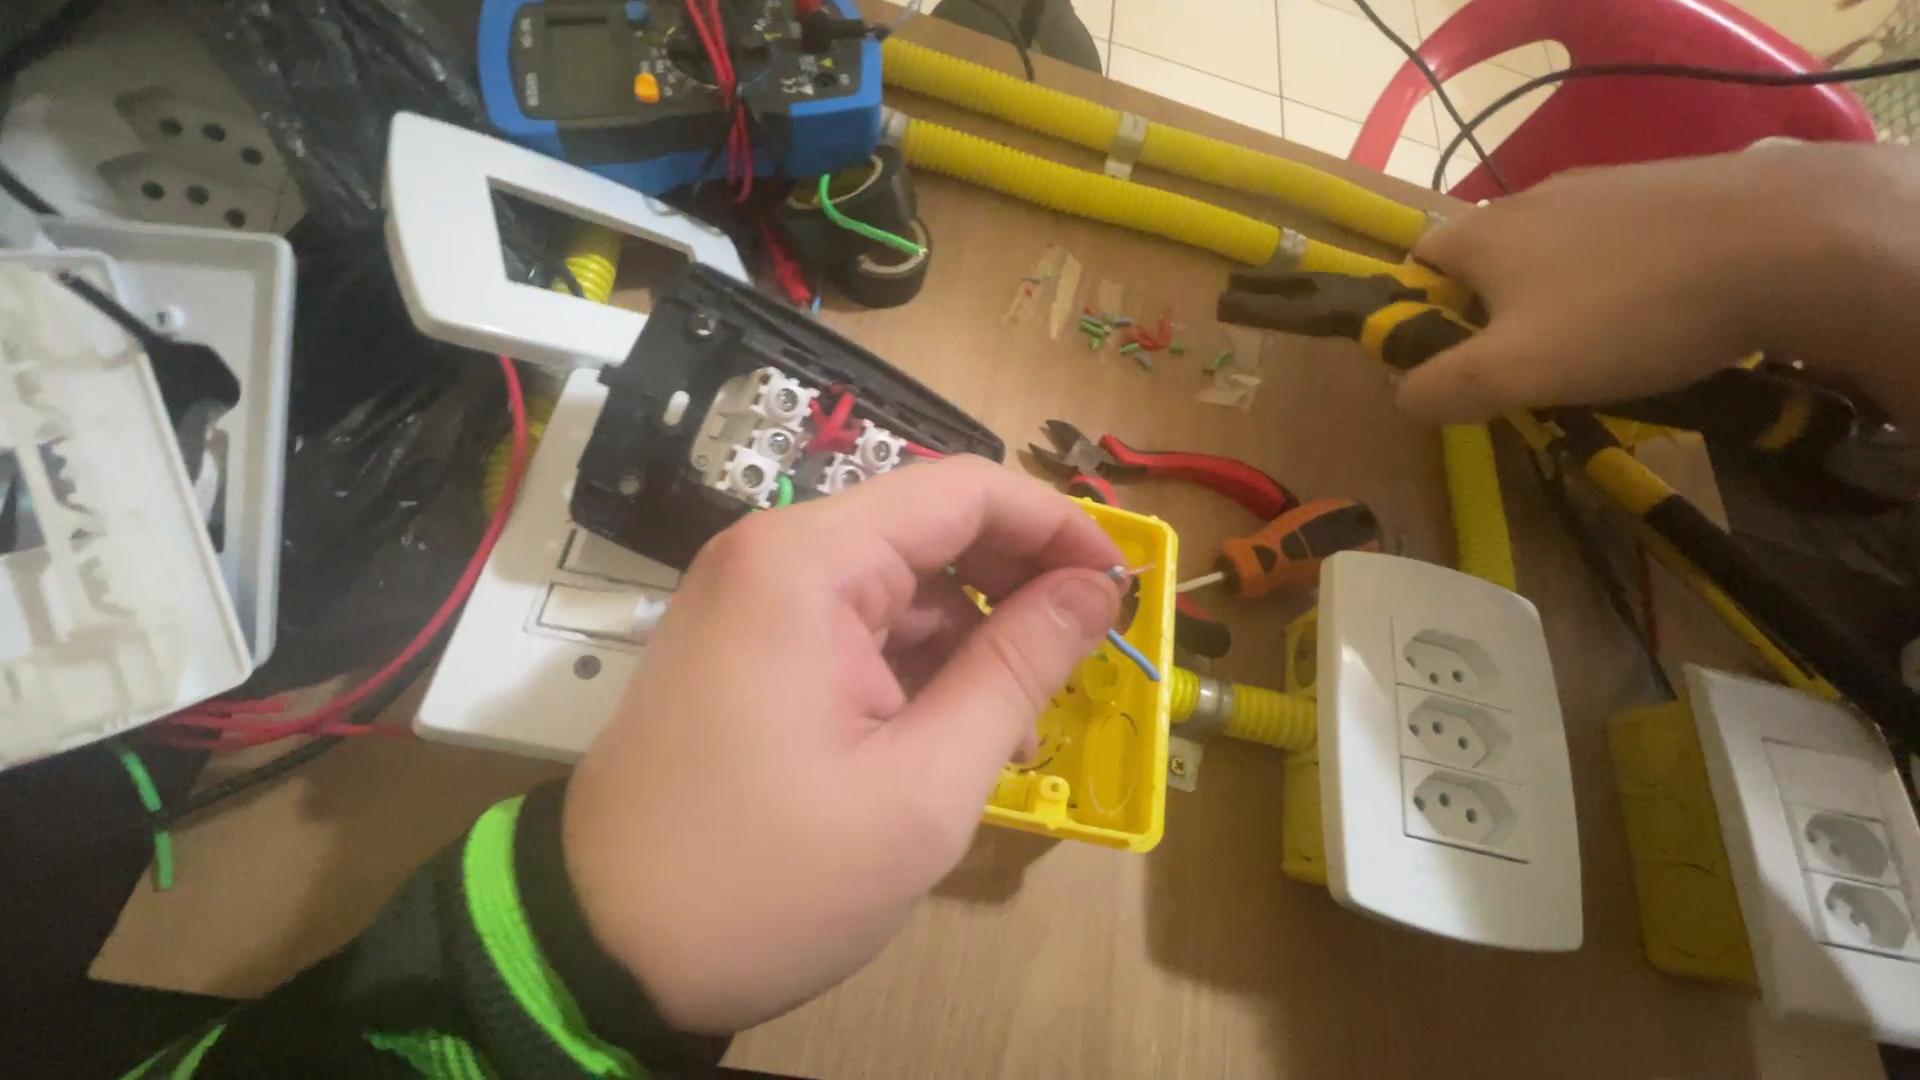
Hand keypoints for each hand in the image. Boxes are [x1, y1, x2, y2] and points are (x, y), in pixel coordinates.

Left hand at [562, 455, 1123, 1033]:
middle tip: (1082, 652)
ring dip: (975, 635)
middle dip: (1019, 582)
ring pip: (905, 582)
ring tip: (1023, 719)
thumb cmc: (768, 879)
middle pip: (932, 528)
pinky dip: (923, 663)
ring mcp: (760, 597)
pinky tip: (958, 728)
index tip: (1119, 582)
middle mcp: (777, 554)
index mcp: (809, 561)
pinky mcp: (756, 641)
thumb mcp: (923, 785)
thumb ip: (1017, 669)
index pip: (963, 489)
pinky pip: (864, 624)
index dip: (1055, 523)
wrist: (604, 952)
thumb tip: (1095, 589)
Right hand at [1395, 144, 1919, 423]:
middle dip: (1488, 312)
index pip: (1415, 263)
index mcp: (1483, 234)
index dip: (1417, 312)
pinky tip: (1655, 309)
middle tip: (1523, 363)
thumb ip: (1435, 389)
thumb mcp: (1507, 373)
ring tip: (1597, 343)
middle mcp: (1535, 197)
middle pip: (1483, 262)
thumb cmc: (1625, 312)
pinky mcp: (1673, 188)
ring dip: (1554, 298)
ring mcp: (1608, 186)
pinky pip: (1615, 242)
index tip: (1450, 356)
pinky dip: (1615, 277)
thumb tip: (1403, 396)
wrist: (1802, 241)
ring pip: (1551, 252)